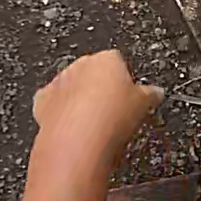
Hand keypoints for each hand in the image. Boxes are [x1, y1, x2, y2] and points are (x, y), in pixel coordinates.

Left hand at [31, 50, 162, 175]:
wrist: (77, 140)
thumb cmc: (112, 118)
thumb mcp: (143, 106)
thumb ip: (150, 95)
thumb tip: (157, 92)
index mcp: (108, 59)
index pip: (119, 63)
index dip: (124, 82)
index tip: (128, 99)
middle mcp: (81, 65)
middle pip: (94, 73)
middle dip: (100, 89)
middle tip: (112, 113)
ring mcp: (60, 81)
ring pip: (72, 87)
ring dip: (79, 101)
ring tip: (92, 125)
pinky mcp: (43, 101)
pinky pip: (54, 104)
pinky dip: (60, 113)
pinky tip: (71, 128)